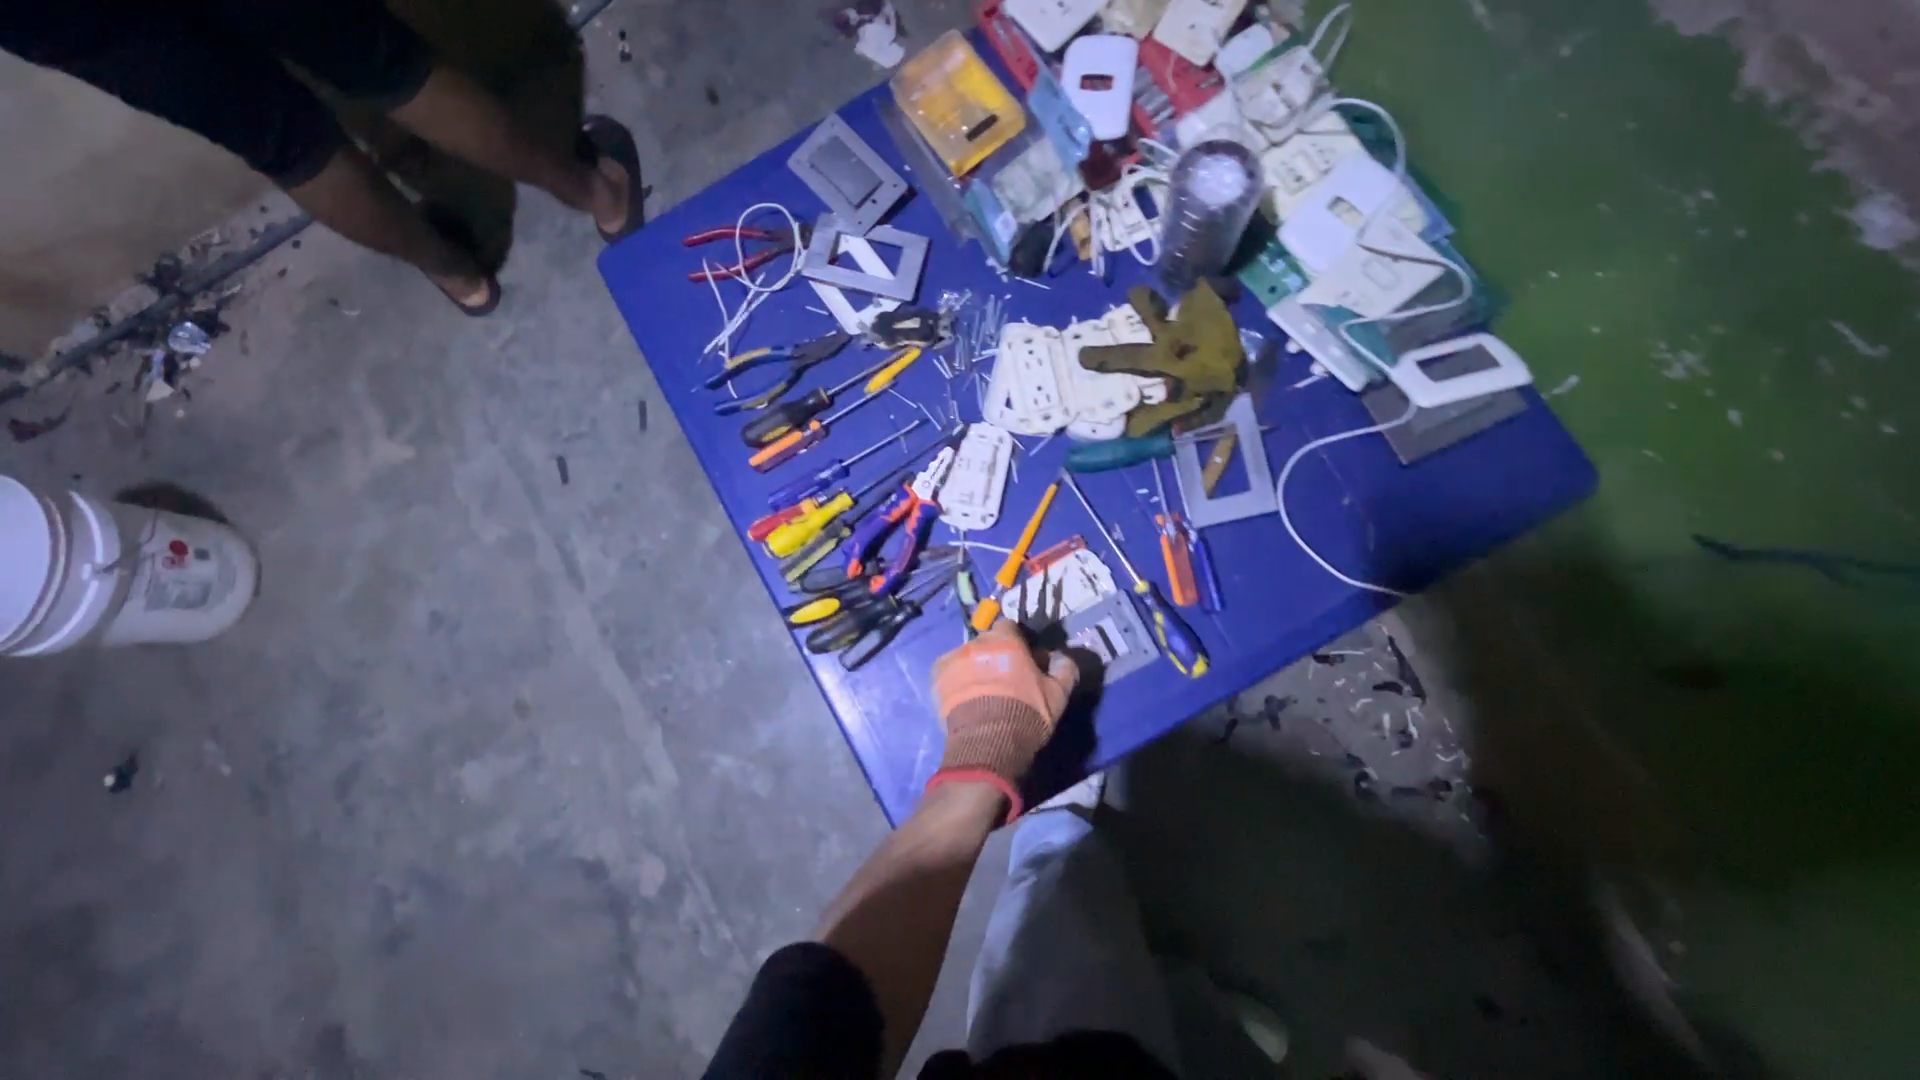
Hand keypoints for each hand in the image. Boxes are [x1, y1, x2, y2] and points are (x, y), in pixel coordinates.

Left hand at [926, 620, 1079, 822]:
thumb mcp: (1058, 694)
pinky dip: (956, 681)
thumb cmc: (1027, 713)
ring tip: (981, 693)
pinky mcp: (937, 679)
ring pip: (966, 657)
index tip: (1022, 659)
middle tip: (1003, 678)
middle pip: (986, 641)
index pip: (1010, 626)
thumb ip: (1064, 668)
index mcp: (1006, 640)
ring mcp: (953, 659)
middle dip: (994, 654)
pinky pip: (948, 673)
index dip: (1016, 641)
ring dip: (974, 667)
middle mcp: (976, 642)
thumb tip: (1062, 657)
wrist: (988, 742)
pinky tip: (964, 699)